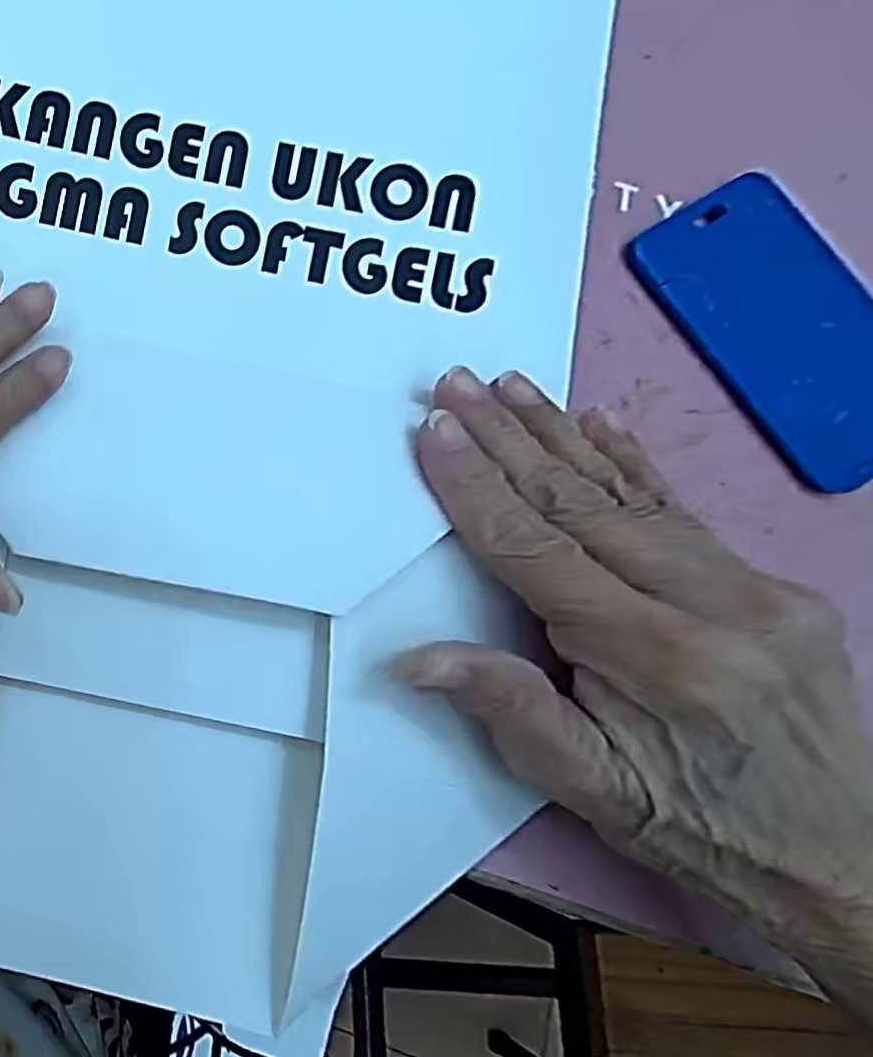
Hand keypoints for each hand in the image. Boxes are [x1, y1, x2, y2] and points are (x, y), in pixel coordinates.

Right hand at [395, 367, 872, 1015]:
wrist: (846, 860)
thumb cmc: (683, 819)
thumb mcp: (577, 780)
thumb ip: (502, 707)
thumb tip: (415, 660)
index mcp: (652, 652)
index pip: (535, 546)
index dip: (474, 485)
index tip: (434, 432)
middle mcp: (710, 604)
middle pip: (579, 501)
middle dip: (506, 437)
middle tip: (455, 385)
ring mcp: (751, 589)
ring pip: (628, 492)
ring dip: (556, 433)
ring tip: (508, 385)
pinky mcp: (766, 588)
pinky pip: (678, 509)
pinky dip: (629, 459)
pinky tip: (596, 420)